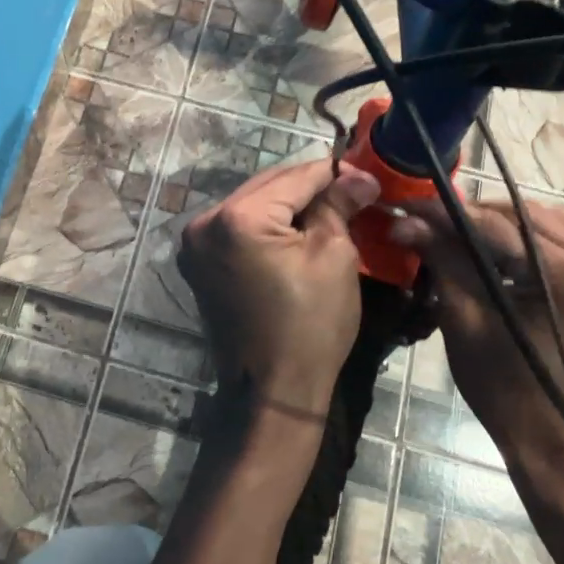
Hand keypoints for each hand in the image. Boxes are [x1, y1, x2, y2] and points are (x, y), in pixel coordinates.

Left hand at [177, 159, 381, 419]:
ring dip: (288, 204)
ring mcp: (195, 244)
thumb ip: (338, 206)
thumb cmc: (310, 326)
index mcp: (237, 218)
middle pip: (268, 186)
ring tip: (330, 209)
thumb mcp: (333, 257)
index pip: (294, 177)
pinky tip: (297, 230)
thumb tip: (359, 177)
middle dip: (310, 187)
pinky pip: (238, 228)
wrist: (272, 390)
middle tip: (354, 190)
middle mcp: (205, 223)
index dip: (335, 173)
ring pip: (252, 204)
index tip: (368, 175)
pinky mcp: (198, 263)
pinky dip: (267, 225)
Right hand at [391, 199, 563, 479]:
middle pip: (527, 214)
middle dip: (478, 215)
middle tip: (435, 223)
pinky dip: (538, 241)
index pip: (495, 224)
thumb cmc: (507, 392)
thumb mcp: (466, 322)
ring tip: (469, 238)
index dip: (446, 212)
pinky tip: (509, 257)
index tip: (408, 205)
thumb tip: (406, 219)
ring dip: (510, 224)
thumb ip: (442, 260)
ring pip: (554, 223)